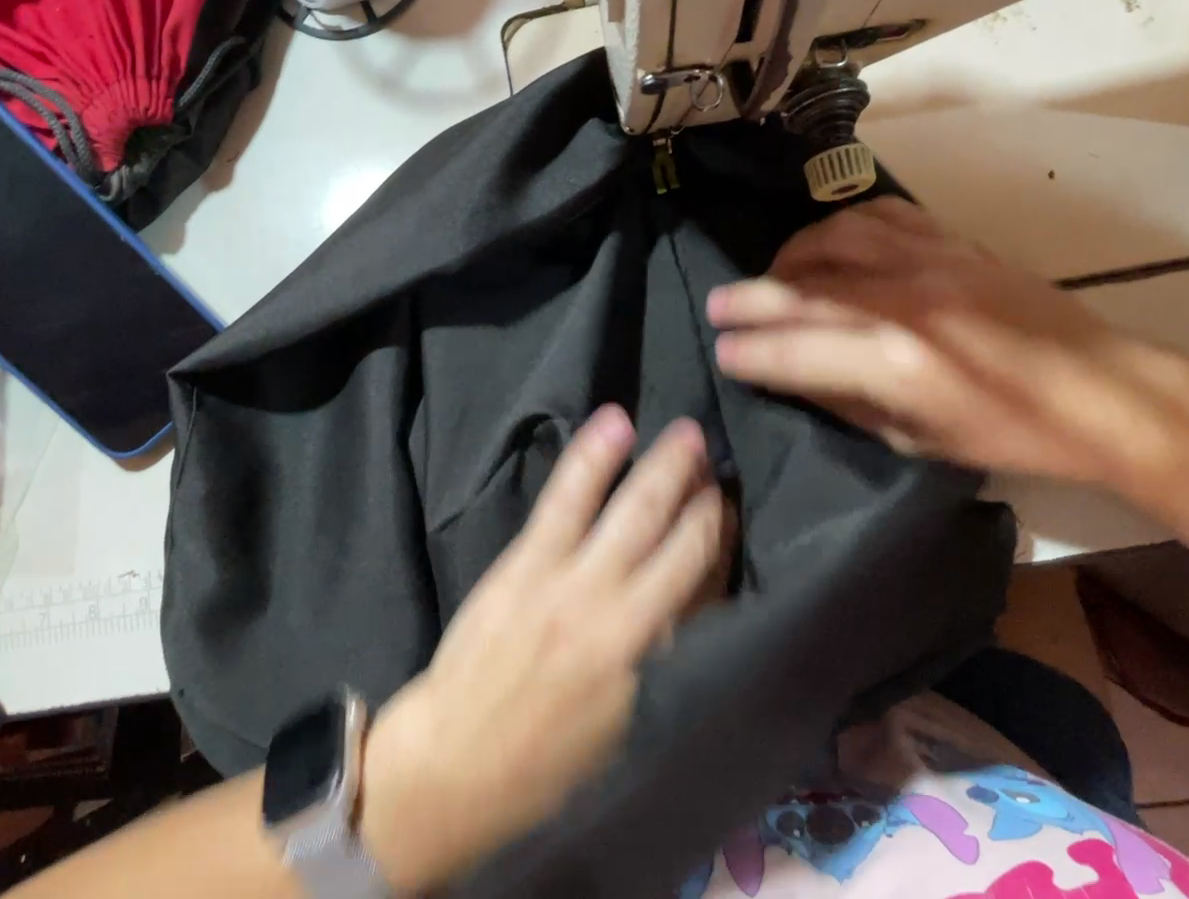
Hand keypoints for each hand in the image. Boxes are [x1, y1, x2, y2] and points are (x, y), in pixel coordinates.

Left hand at [358, 408, 728, 892]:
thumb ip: (668, 661)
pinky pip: (564, 500)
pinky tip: (613, 424)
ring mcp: (571, 585)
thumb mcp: (630, 727)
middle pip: (681, 541)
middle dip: (705, 497)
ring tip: (686, 433)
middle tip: (720, 460)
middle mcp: (624, 618)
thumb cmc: (548, 763)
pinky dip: (592, 459)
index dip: (723, 541)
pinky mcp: (525, 565)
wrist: (457, 762)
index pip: (708, 587)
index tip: (731, 510)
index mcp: (656, 665)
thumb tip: (696, 601)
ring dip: (662, 467)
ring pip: (631, 511)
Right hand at [708, 198, 1188, 492]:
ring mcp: (931, 262)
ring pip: (833, 240)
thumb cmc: (1009, 434)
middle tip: (716, 307)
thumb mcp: (915, 441)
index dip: (749, 352)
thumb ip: (845, 401)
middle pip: (801, 290)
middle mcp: (903, 302)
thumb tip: (791, 375)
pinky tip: (828, 244)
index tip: (722, 353)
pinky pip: (882, 216)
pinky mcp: (955, 242)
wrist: (1105, 392)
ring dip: (789, 258)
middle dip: (748, 300)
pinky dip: (841, 226)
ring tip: (771, 277)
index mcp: (895, 363)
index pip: (795, 349)